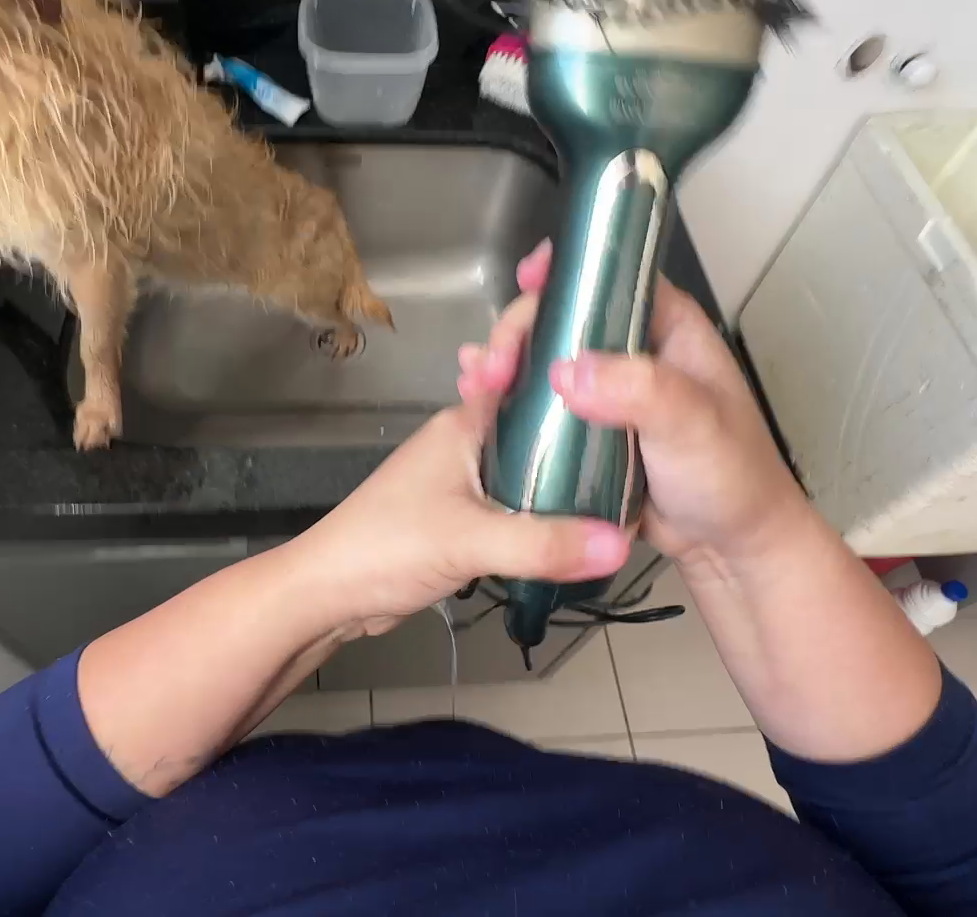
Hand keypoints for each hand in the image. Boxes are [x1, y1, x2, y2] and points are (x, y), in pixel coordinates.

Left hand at [282, 387, 633, 635]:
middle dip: (586, 444)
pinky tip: (581, 528)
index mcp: (466, 422)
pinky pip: (517, 503)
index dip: (581, 385)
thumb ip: (543, 544)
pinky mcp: (462, 513)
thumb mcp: (469, 541)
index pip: (532, 384)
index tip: (636, 400)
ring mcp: (464, 476)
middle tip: (646, 461)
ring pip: (530, 470)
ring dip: (566, 483)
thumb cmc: (388, 547)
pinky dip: (545, 513)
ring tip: (626, 494)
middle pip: (539, 431)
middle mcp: (467, 439)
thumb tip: (621, 544)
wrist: (331, 592)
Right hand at [458, 241, 818, 576]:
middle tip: (493, 367)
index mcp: (665, 328)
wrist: (726, 543)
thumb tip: (567, 373)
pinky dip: (505, 397)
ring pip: (543, 356)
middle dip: (519, 330)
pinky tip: (475, 398)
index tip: (527, 278)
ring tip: (474, 383)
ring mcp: (604, 389)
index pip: (611, 277)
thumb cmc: (730, 476)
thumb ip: (642, 391)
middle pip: (562, 316)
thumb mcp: (695, 425)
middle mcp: (630, 349)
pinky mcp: (583, 427)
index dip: (566, 271)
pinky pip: (538, 401)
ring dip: (504, 362)